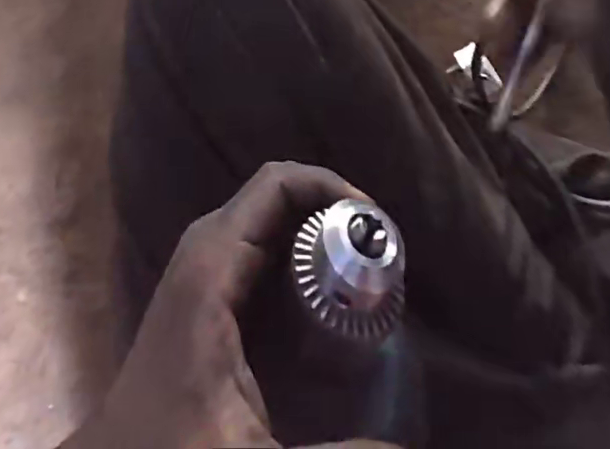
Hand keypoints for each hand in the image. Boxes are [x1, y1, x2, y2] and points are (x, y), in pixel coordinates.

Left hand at [64, 162, 363, 448]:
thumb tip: (407, 446)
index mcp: (211, 268)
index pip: (274, 186)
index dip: (327, 187)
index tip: (373, 223)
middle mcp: (205, 252)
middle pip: (275, 197)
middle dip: (329, 210)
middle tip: (378, 249)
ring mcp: (202, 270)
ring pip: (266, 221)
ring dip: (314, 230)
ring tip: (362, 267)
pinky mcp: (205, 294)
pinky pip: (258, 249)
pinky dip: (297, 253)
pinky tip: (327, 295)